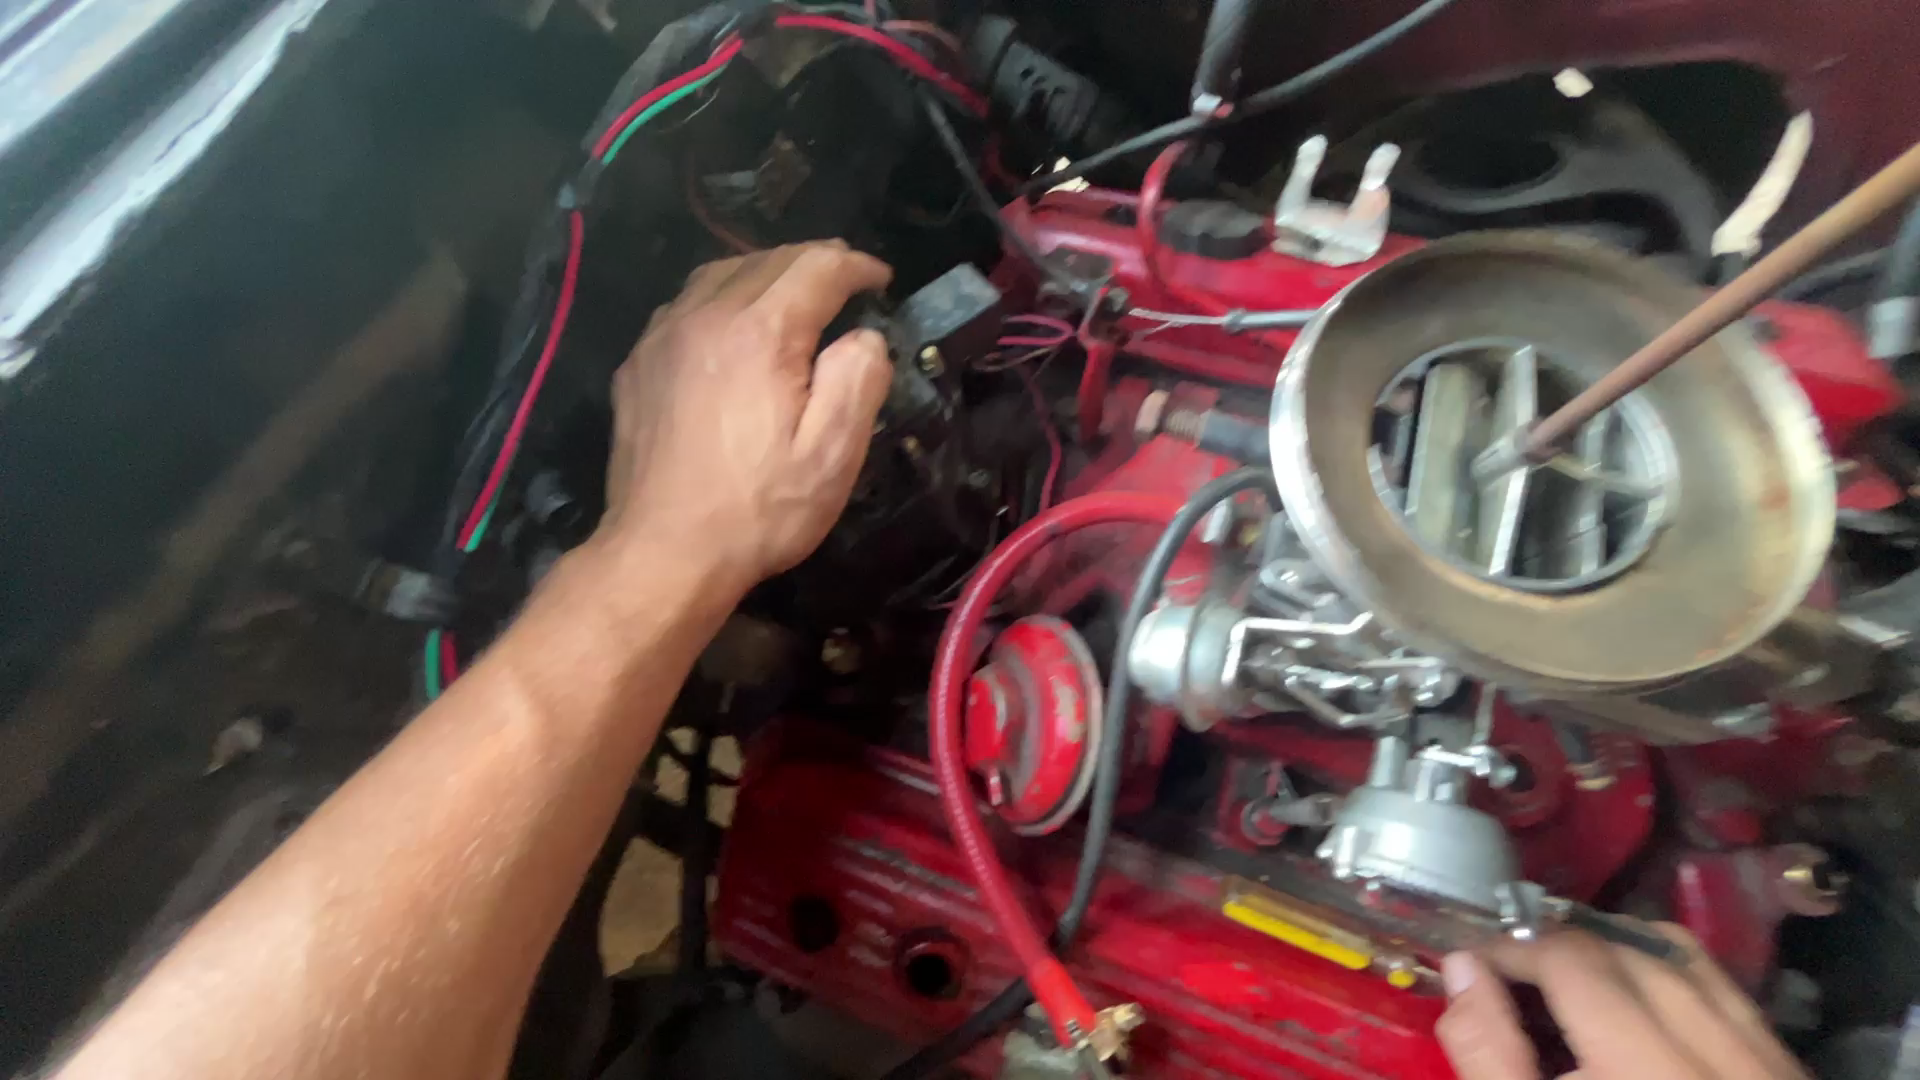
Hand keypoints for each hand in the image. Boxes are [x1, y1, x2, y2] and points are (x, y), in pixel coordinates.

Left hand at [593, 240, 893, 596]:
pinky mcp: (638, 365)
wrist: (665, 552)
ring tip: (795, 294)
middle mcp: (705, 316)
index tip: (881, 280)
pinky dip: (723, 299)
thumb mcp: (832, 455)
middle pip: (767, 260)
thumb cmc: (759, 510)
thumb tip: (864, 337)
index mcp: (761, 333)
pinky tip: (734, 327)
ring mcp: (662, 338)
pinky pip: (686, 306)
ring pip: (721, 274)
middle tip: (847, 283)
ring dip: (766, 273)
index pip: (817, 268)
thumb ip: (857, 380)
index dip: (857, 266)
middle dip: (815, 262)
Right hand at [1437, 927, 1807, 1079]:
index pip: (1569, 958)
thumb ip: (1485, 1050)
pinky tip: (1629, 999)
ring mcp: (1775, 1074)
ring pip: (1682, 959)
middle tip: (1509, 967)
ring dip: (1611, 947)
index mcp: (1649, 1077)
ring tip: (1564, 973)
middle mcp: (1727, 1066)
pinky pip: (1725, 993)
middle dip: (1552, 942)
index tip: (1472, 959)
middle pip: (1624, 949)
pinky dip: (1665, 974)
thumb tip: (1463, 966)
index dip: (1508, 944)